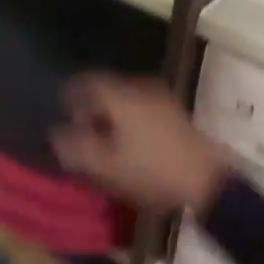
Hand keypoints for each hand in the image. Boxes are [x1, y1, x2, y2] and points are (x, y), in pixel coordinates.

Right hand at [55, 73, 229, 213]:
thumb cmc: (152, 172)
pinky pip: (142, 105)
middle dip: (91, 105)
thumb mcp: (106, 166)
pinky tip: (129, 141)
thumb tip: (55, 134)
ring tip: (104, 138)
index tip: (62, 110)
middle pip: (107, 88)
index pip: (87, 81)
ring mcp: (162, 98)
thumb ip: (76, 148)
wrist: (208, 182)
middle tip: (81, 128)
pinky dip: (129, 117)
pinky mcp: (175, 112)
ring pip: (126, 97)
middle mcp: (141, 88)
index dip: (70, 93)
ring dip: (111, 113)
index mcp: (121, 96)